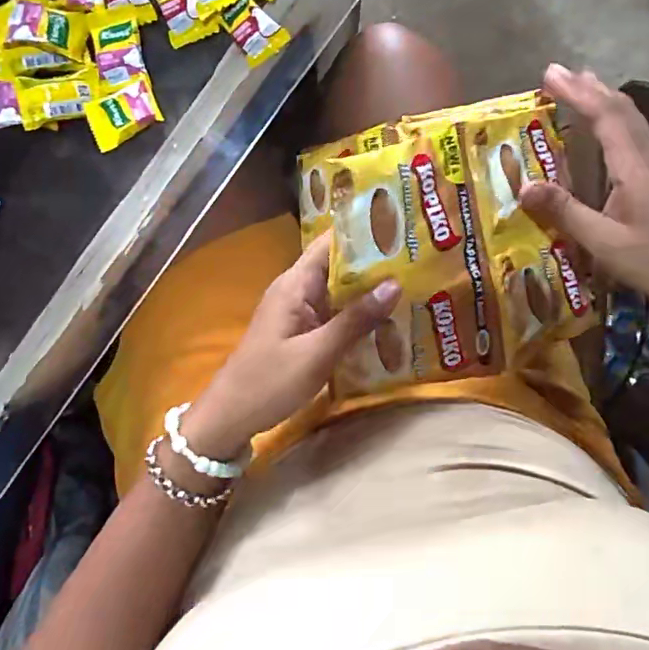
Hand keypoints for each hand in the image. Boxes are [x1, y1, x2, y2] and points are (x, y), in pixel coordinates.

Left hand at [182, 232, 400, 457]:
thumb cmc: (269, 382)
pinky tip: (387, 323)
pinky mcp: (302, 332)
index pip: (331, 243)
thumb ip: (355, 320)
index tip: (400, 232)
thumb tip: (394, 284)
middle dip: (375, 264)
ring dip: (370, 292)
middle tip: (418, 264)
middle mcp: (297, 290)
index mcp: (295, 284)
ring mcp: (299, 312)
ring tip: (414, 287)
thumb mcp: (317, 353)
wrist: (230, 418)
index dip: (363, 234)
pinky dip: (358, 315)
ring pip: (340, 291)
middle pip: (340, 265)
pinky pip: (335, 314)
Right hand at [521, 64, 648, 328]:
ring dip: (604, 99)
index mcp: (636, 168)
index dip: (577, 93)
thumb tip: (523, 186)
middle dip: (589, 87)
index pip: (605, 117)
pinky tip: (605, 129)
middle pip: (622, 110)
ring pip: (632, 120)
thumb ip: (565, 212)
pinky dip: (614, 119)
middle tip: (557, 73)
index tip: (550, 74)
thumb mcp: (604, 243)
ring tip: (580, 86)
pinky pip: (636, 135)